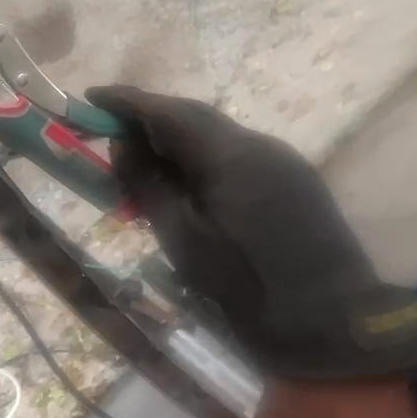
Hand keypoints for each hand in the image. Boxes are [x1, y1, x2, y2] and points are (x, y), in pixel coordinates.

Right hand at [86, 86, 416, 380]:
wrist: (327, 319)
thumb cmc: (242, 281)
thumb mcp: (178, 234)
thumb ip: (146, 182)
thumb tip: (122, 144)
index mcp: (230, 156)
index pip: (167, 112)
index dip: (125, 102)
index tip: (89, 98)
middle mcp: (258, 145)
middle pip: (192, 115)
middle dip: (146, 116)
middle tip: (105, 127)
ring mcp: (280, 160)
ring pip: (212, 134)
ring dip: (170, 138)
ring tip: (135, 159)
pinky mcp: (289, 179)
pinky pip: (231, 153)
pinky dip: (195, 155)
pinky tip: (177, 179)